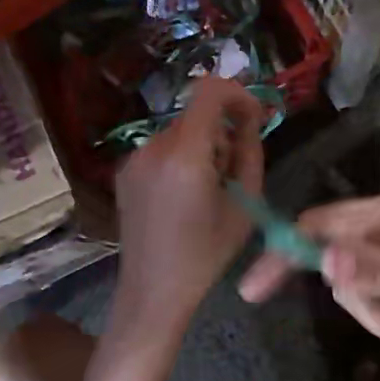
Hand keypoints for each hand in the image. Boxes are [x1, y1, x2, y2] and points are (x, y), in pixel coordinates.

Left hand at [115, 77, 264, 317]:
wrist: (154, 289)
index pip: (209, 91)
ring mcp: (134, 158)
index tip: (254, 118)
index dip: (238, 94)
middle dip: (222, 131)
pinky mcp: (125, 171)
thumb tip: (250, 119)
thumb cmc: (207, 253)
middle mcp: (153, 148)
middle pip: (197, 115)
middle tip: (233, 171)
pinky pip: (162, 149)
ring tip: (209, 190)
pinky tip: (184, 197)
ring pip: (180, 132)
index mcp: (185, 155)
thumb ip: (250, 153)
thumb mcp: (244, 205)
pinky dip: (181, 158)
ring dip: (202, 147)